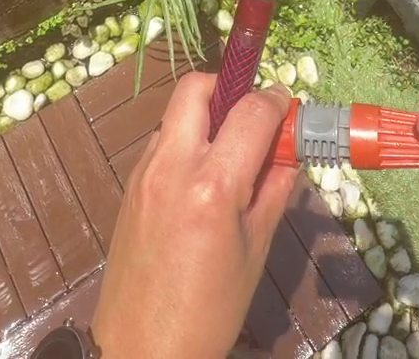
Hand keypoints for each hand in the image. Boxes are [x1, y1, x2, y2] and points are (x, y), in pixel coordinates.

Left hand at [92, 73, 296, 357]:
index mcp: (212, 185)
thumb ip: (275, 188)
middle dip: (228, 88)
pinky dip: (187, 141)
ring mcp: (144, 170)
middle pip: (197, 87)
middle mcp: (172, 164)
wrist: (141, 349)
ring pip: (178, 112)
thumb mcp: (257, 248)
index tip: (285, 108)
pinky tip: (200, 179)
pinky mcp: (130, 182)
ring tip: (228, 155)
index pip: (250, 111)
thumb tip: (287, 148)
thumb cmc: (211, 308)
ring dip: (206, 116)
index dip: (274, 101)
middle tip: (250, 118)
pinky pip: (164, 140)